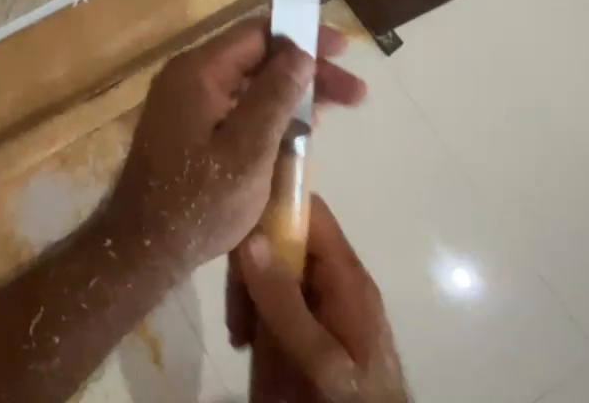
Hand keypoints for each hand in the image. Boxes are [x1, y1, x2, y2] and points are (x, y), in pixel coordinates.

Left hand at [101, 20, 366, 277]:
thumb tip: (300, 52)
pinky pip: (235, 104)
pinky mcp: (188, 126)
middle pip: (255, 57)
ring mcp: (185, 102)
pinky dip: (269, 111)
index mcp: (197, 72)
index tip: (343, 50)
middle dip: (305, 70)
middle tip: (355, 92)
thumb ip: (274, 96)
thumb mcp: (248, 149)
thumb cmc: (198, 200)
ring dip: (291, 92)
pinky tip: (299, 128)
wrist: (146, 245)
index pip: (255, 33)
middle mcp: (188, 76)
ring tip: (338, 108)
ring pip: (248, 82)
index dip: (301, 36)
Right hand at [228, 194, 407, 402]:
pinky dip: (251, 310)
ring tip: (240, 335)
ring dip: (246, 291)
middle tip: (235, 309)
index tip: (233, 228)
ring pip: (268, 265)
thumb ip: (284, 301)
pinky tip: (246, 341)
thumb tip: (249, 237)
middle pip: (280, 238)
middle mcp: (333, 277)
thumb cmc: (355, 400)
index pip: (308, 210)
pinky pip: (271, 294)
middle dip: (249, 264)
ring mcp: (320, 298)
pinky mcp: (308, 320)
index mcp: (346, 275)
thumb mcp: (321, 358)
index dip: (271, 205)